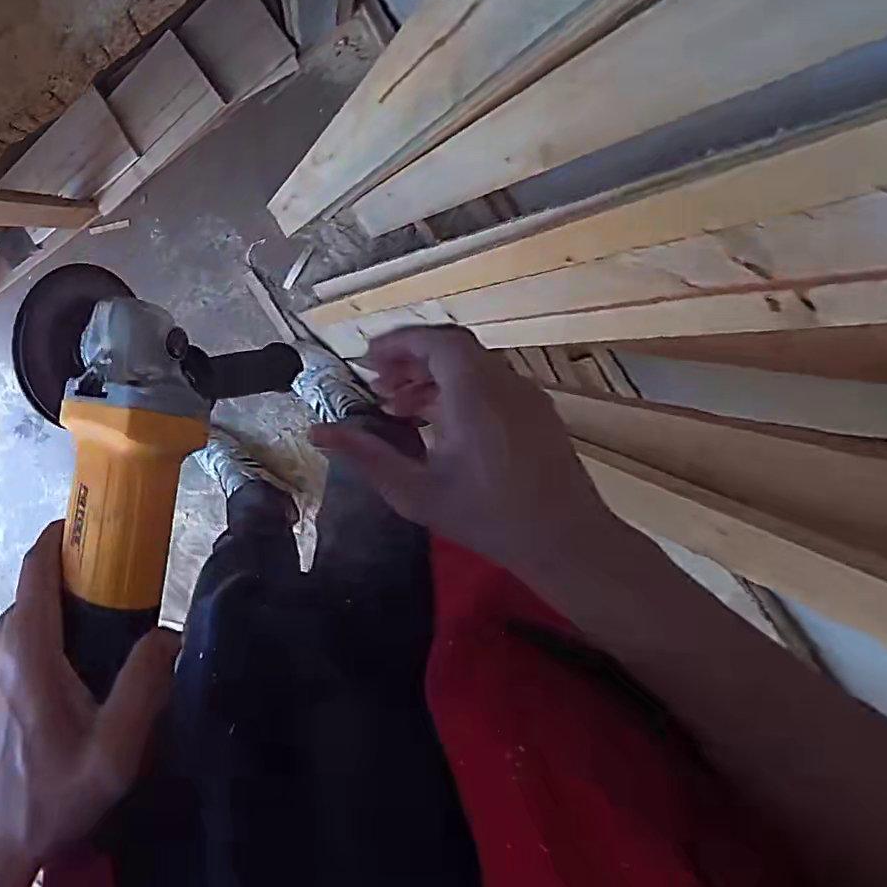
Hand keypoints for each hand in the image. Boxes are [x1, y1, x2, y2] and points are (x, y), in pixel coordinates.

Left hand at [0, 523, 180, 886]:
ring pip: (34, 609)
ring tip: (113, 629)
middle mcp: (1, 637)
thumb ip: (144, 689)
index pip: (38, 563)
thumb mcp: (111, 753)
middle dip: (81, 575)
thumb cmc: (44, 795)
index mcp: (26, 643)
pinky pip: (25, 631)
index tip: (99, 526)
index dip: (65, 533)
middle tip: (127, 589)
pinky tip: (83, 664)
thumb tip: (171, 637)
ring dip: (69, 606)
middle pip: (41, 584)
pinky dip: (54, 627)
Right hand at [308, 326, 627, 582]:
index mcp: (474, 396)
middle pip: (452, 348)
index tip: (367, 359)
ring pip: (470, 365)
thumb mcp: (414, 491)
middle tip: (378, 383)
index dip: (397, 343)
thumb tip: (317, 432)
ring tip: (398, 406)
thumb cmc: (487, 518)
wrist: (569, 545)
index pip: (436, 341)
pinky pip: (488, 383)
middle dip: (410, 358)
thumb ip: (364, 456)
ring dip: (430, 375)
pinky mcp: (535, 413)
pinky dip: (455, 389)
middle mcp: (504, 385)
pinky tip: (434, 423)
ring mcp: (525, 397)